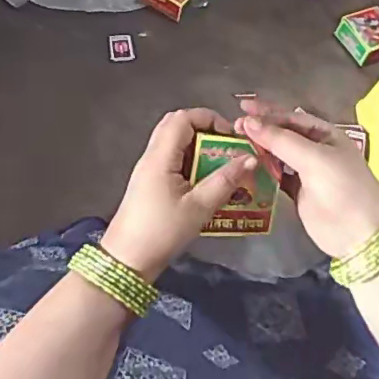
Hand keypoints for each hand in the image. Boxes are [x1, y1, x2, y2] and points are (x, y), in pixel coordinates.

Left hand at [101, 109, 256, 279]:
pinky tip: (207, 183)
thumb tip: (251, 158)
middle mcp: (152, 156)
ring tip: (223, 166)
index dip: (209, 118)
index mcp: (161, 156)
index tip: (232, 136)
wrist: (127, 260)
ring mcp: (148, 170)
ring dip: (200, 148)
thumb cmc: (162, 232)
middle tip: (228, 147)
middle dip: (206, 131)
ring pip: (175, 144)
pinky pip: (172, 161)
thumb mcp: (199, 208)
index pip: (183, 117)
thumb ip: (225, 181)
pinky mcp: (150, 184)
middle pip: (177, 126)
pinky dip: (191, 163)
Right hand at [235, 101, 378, 258]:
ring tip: (236, 144)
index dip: (267, 112)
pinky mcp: (298, 192)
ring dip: (259, 148)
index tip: (242, 108)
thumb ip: (280, 140)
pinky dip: (262, 170)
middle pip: (283, 133)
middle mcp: (316, 149)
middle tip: (234, 127)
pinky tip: (246, 166)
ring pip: (278, 154)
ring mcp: (307, 171)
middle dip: (260, 128)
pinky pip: (276, 175)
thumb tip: (249, 122)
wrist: (360, 234)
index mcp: (325, 135)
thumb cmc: (342, 188)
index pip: (291, 117)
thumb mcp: (314, 159)